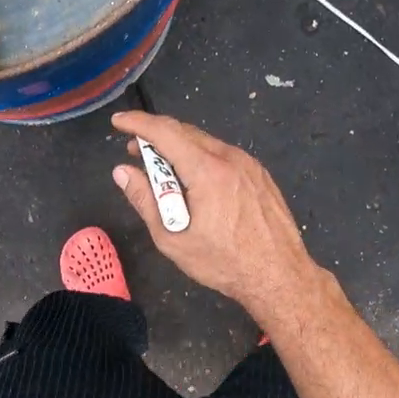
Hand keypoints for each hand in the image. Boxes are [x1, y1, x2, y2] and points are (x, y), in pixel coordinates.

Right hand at [111, 111, 326, 312]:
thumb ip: (145, 200)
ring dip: (178, 147)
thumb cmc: (223, 263)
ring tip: (162, 170)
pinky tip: (194, 180)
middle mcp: (229, 158)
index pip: (165, 132)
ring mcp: (248, 164)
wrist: (280, 276)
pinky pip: (222, 154)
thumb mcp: (173, 238)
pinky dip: (200, 157)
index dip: (138, 122)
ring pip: (205, 142)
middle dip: (155, 135)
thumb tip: (122, 172)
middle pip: (185, 132)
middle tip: (134, 151)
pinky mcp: (259, 174)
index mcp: (206, 171)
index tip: (118, 121)